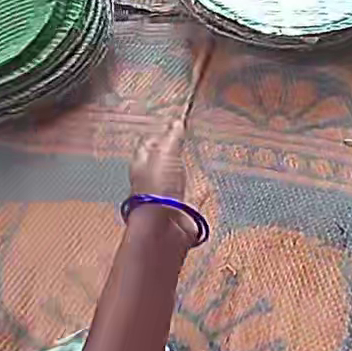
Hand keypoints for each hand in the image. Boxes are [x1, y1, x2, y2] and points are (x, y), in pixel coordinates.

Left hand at [129, 118, 194, 242]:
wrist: (164, 228)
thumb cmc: (156, 189)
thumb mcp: (164, 154)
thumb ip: (172, 138)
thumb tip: (177, 121)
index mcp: (143, 165)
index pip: (148, 145)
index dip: (159, 133)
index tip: (173, 123)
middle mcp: (154, 181)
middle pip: (162, 162)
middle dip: (172, 152)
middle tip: (186, 139)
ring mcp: (169, 197)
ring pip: (177, 179)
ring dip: (185, 171)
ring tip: (198, 158)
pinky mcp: (185, 211)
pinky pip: (195, 198)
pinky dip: (201, 192)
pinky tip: (208, 185)